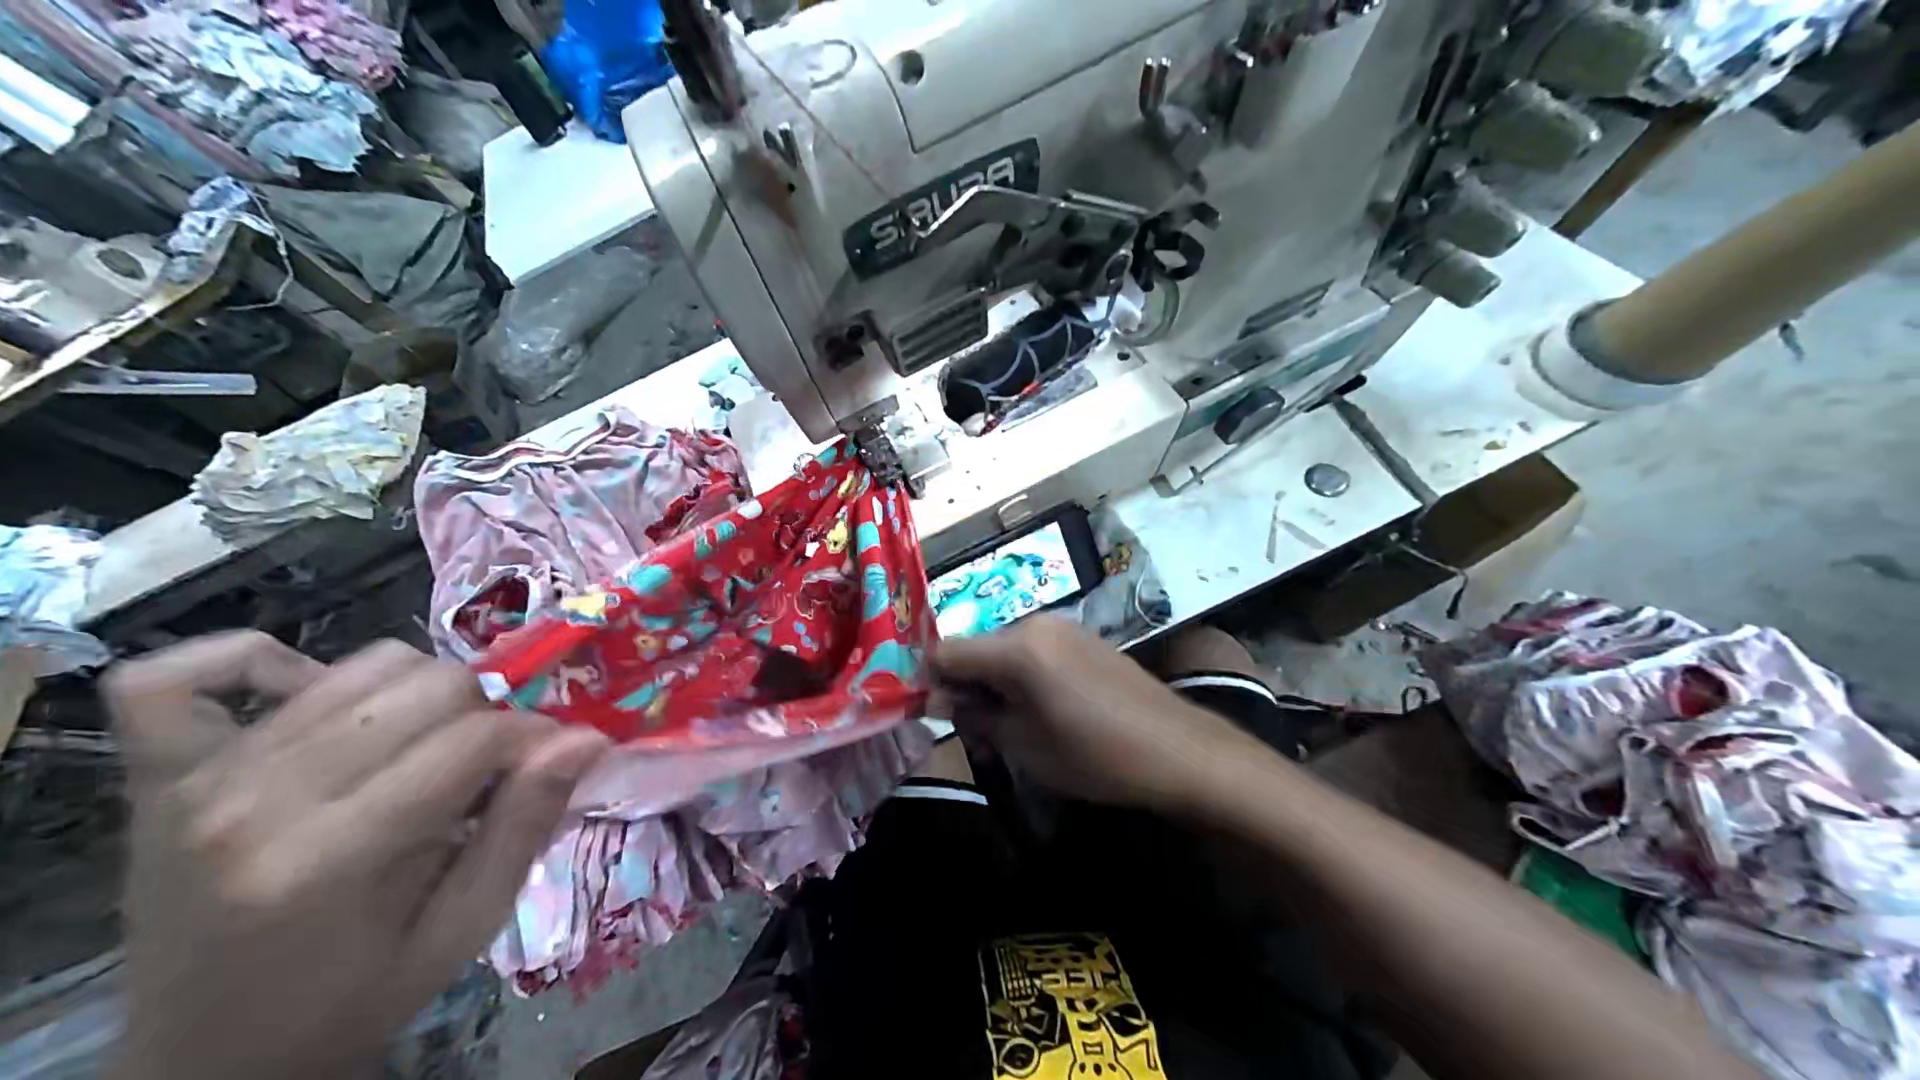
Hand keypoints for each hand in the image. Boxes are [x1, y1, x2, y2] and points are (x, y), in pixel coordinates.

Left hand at [105, 632, 608, 1079]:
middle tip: (486, 762)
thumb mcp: (464, 929)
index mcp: (329, 859)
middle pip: (425, 686)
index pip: (471, 739)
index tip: (548, 761)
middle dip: (484, 711)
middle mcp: (255, 802)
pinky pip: (182, 673)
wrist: (211, 1058)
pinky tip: (309, 693)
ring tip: (425, 741)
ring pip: (360, 666)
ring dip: (420, 689)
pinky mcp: (159, 773)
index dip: (533, 736)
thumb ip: (526, 826)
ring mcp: (199, 780)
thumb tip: (586, 738)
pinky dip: (258, 662)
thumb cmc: (357, 995)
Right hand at [930, 618, 1268, 811]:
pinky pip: (1035, 652)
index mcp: (1017, 647)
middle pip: (977, 650)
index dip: (932, 682)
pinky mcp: (1084, 638)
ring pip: (1005, 652)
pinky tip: (1043, 712)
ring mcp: (1064, 628)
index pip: (947, 652)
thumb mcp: (1024, 745)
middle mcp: (1036, 624)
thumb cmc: (1096, 755)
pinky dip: (1024, 678)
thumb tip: (941, 698)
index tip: (935, 715)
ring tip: (1012, 730)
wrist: (1179, 751)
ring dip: (996, 686)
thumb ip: (975, 715)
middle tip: (980, 737)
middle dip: (967, 689)